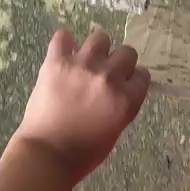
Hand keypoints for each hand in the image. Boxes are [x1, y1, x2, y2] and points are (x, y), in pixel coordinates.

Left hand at [8, 29, 150, 182]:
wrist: (46, 153)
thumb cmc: (84, 152)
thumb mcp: (116, 130)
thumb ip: (123, 104)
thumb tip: (121, 87)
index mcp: (126, 99)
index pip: (142, 75)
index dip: (133, 80)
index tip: (124, 85)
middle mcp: (108, 77)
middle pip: (127, 52)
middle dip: (119, 63)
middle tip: (105, 74)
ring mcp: (82, 65)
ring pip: (100, 37)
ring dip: (96, 50)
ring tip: (86, 62)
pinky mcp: (57, 61)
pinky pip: (63, 36)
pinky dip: (64, 44)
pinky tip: (63, 56)